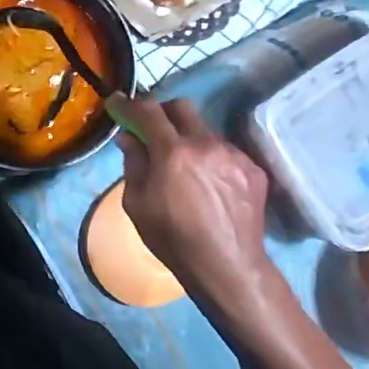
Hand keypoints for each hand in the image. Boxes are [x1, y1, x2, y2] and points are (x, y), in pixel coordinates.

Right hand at [112, 95, 274, 297]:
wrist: (227, 266)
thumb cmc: (172, 238)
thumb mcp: (137, 203)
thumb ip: (133, 163)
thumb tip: (129, 137)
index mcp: (173, 153)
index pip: (147, 112)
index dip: (128, 104)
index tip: (115, 102)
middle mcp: (206, 144)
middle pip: (181, 107)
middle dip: (161, 112)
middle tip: (150, 129)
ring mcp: (234, 155)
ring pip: (204, 130)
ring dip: (187, 137)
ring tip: (182, 165)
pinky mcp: (252, 168)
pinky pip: (224, 150)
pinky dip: (209, 157)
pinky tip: (206, 182)